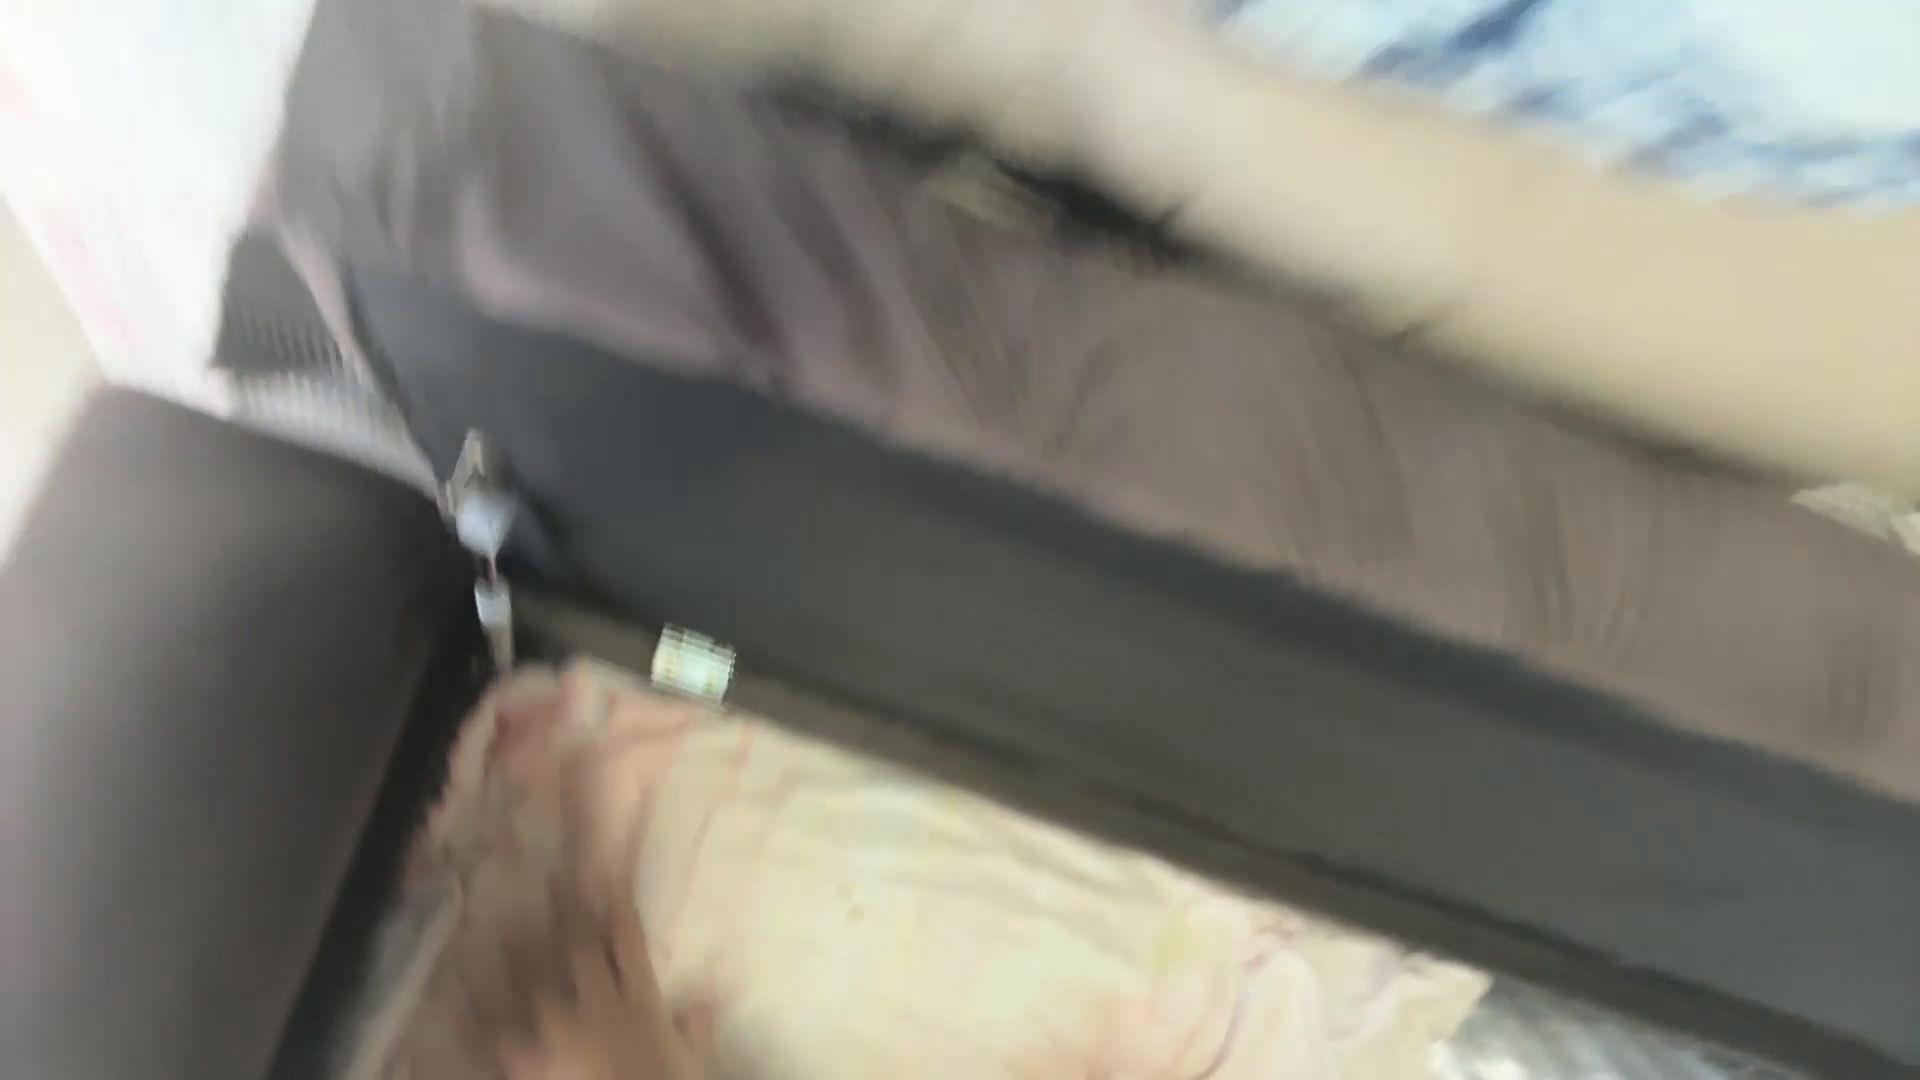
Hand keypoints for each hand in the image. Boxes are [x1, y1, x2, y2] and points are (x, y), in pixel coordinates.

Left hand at [498, 711, 714, 1079]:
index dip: (616, 888)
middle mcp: (594, 1003)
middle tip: (548, 862)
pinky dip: (467, 1005)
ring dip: (513, 937)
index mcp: (637, 997)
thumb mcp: (690, 1064)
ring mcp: (553, 1032)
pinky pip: (487, 1031)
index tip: (606, 856)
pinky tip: (449, 981)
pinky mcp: (519, 1067)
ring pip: (529, 973)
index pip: (627, 930)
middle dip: (564, 898)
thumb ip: (694, 1027)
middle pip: (578, 938)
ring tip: (490, 906)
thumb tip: (701, 999)